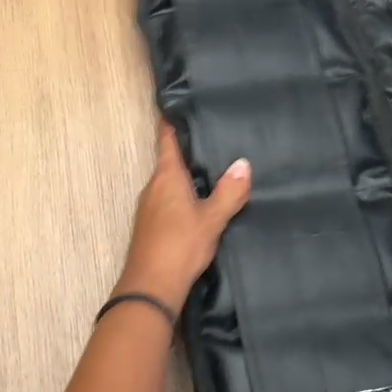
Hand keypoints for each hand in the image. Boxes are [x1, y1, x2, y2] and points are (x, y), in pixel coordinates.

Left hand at [113, 123, 251, 310]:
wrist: (150, 288)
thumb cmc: (180, 245)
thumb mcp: (212, 219)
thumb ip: (228, 192)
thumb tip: (243, 164)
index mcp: (166, 176)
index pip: (167, 138)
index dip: (172, 121)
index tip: (179, 104)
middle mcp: (153, 186)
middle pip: (168, 159)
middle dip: (186, 150)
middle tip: (210, 137)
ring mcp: (148, 206)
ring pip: (168, 181)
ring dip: (184, 175)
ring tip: (209, 170)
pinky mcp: (150, 225)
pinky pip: (166, 199)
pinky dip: (180, 195)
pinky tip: (197, 204)